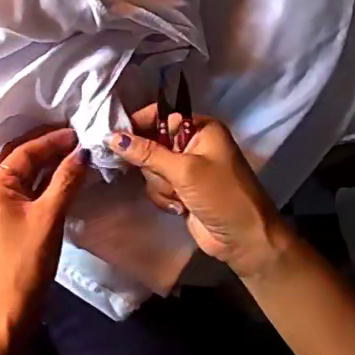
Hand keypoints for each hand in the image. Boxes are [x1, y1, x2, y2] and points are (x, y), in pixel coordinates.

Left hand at [0, 127, 88, 331]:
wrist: (15, 304)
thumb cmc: (28, 260)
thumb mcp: (50, 217)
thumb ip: (66, 181)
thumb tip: (83, 152)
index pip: (23, 153)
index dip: (50, 140)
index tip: (77, 132)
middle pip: (21, 161)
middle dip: (49, 147)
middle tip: (79, 139)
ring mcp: (0, 208)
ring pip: (26, 176)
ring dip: (49, 164)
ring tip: (76, 153)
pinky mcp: (10, 220)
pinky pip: (29, 191)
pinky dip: (47, 182)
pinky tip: (66, 176)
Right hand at [106, 106, 292, 278]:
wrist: (243, 238)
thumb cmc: (221, 195)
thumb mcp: (184, 170)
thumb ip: (147, 153)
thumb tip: (111, 137)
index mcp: (200, 128)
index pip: (160, 116)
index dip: (138, 125)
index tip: (117, 138)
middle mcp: (192, 144)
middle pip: (150, 144)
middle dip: (154, 167)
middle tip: (169, 178)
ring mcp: (185, 168)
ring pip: (150, 169)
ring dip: (160, 186)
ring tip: (180, 197)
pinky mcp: (180, 189)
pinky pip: (156, 187)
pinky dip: (164, 198)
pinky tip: (179, 207)